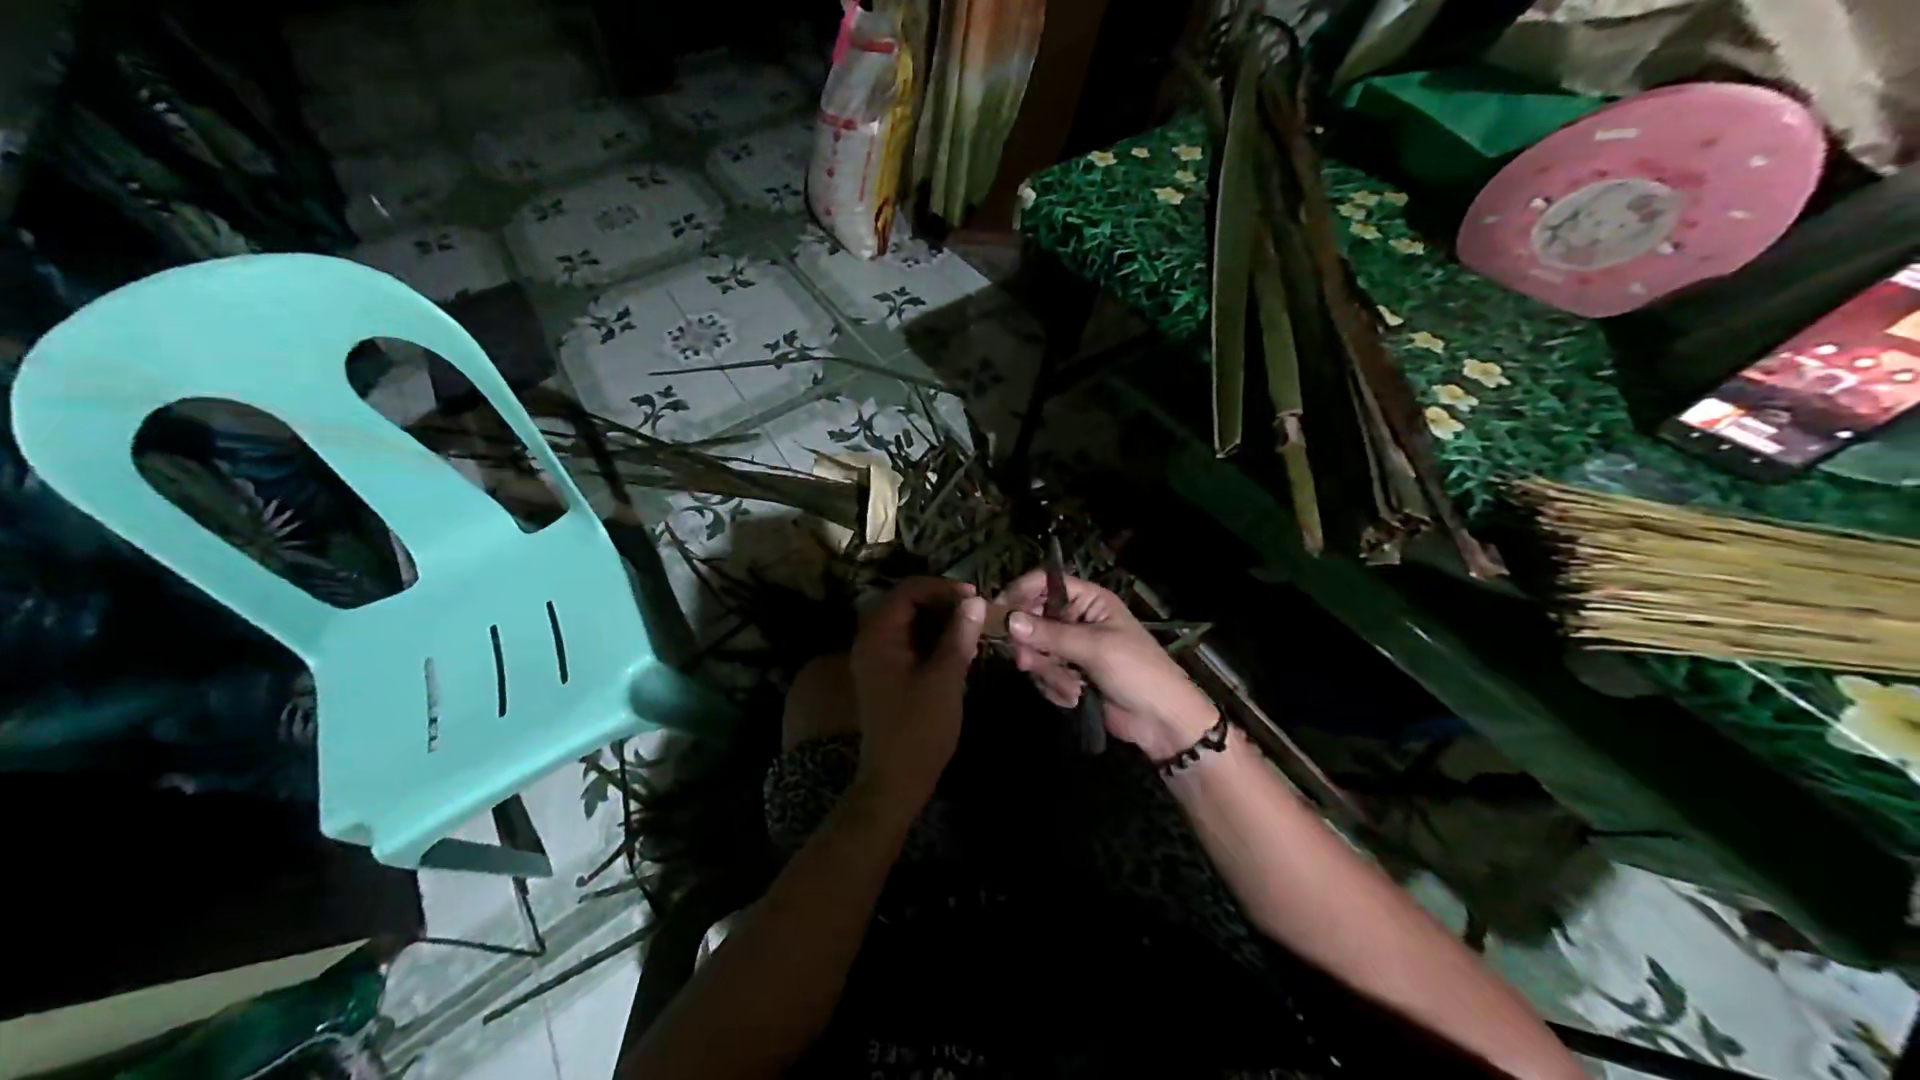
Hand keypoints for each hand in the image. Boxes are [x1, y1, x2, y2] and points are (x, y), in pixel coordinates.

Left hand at [848, 577, 986, 812]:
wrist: (895, 780)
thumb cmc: (919, 729)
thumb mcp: (944, 678)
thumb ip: (958, 636)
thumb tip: (975, 600)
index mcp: (877, 636)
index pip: (907, 591)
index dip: (942, 588)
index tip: (975, 598)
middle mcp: (871, 641)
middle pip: (905, 603)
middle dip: (942, 601)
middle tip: (976, 611)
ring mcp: (876, 658)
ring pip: (909, 622)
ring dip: (939, 619)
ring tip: (972, 626)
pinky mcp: (886, 673)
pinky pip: (909, 641)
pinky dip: (932, 638)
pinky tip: (957, 646)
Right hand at [997, 570, 1217, 759]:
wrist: (1161, 721)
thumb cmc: (1136, 671)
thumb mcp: (1094, 648)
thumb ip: (1050, 634)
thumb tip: (1010, 621)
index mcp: (1090, 600)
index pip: (1045, 583)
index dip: (1021, 593)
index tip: (999, 612)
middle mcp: (1077, 619)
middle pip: (1033, 620)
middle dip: (1033, 645)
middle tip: (1030, 663)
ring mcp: (1072, 649)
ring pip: (1036, 651)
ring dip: (1048, 672)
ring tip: (1070, 686)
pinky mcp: (1069, 675)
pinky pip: (1044, 674)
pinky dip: (1055, 687)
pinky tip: (1075, 697)